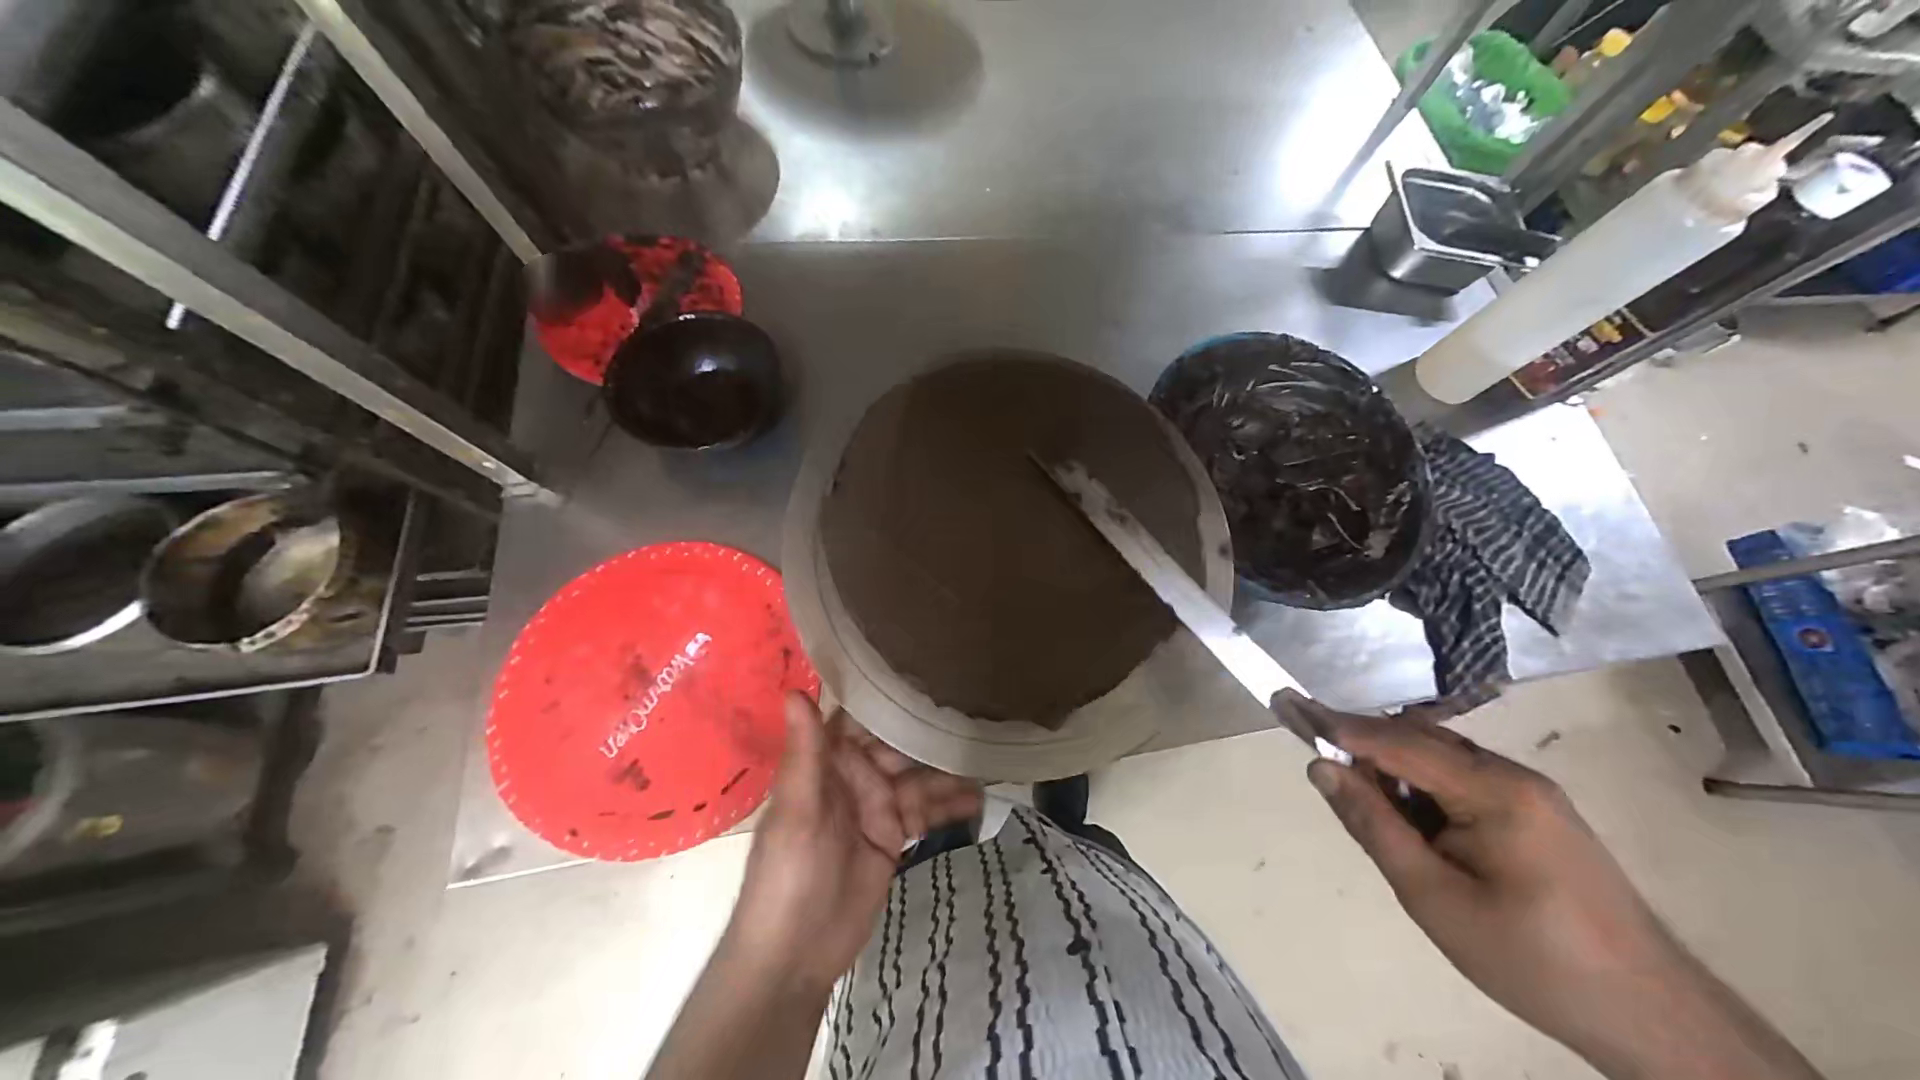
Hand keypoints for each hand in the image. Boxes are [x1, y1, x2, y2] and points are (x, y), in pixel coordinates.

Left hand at [726, 694, 983, 992]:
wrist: (798, 953)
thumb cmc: (788, 875)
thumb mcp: (798, 810)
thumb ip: (805, 752)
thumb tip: (795, 690)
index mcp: (826, 762)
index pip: (860, 718)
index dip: (887, 694)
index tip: (923, 665)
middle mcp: (854, 776)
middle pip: (897, 744)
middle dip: (929, 730)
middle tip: (974, 708)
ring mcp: (876, 806)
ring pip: (918, 777)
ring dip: (948, 767)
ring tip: (988, 752)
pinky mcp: (894, 836)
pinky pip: (925, 811)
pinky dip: (950, 805)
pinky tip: (979, 797)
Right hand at [1280, 693, 1820, 1079]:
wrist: (1651, 1017)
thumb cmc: (1532, 959)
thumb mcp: (1434, 897)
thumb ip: (1374, 825)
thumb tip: (1321, 768)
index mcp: (1494, 789)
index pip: (1397, 741)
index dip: (1338, 725)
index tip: (1287, 705)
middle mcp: (1514, 775)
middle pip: (1418, 742)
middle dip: (1361, 745)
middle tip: (1313, 757)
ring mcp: (1531, 794)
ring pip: (1439, 761)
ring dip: (1390, 769)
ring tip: (1352, 793)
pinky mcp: (1537, 816)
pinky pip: (1461, 782)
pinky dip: (1420, 788)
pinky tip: (1404, 816)